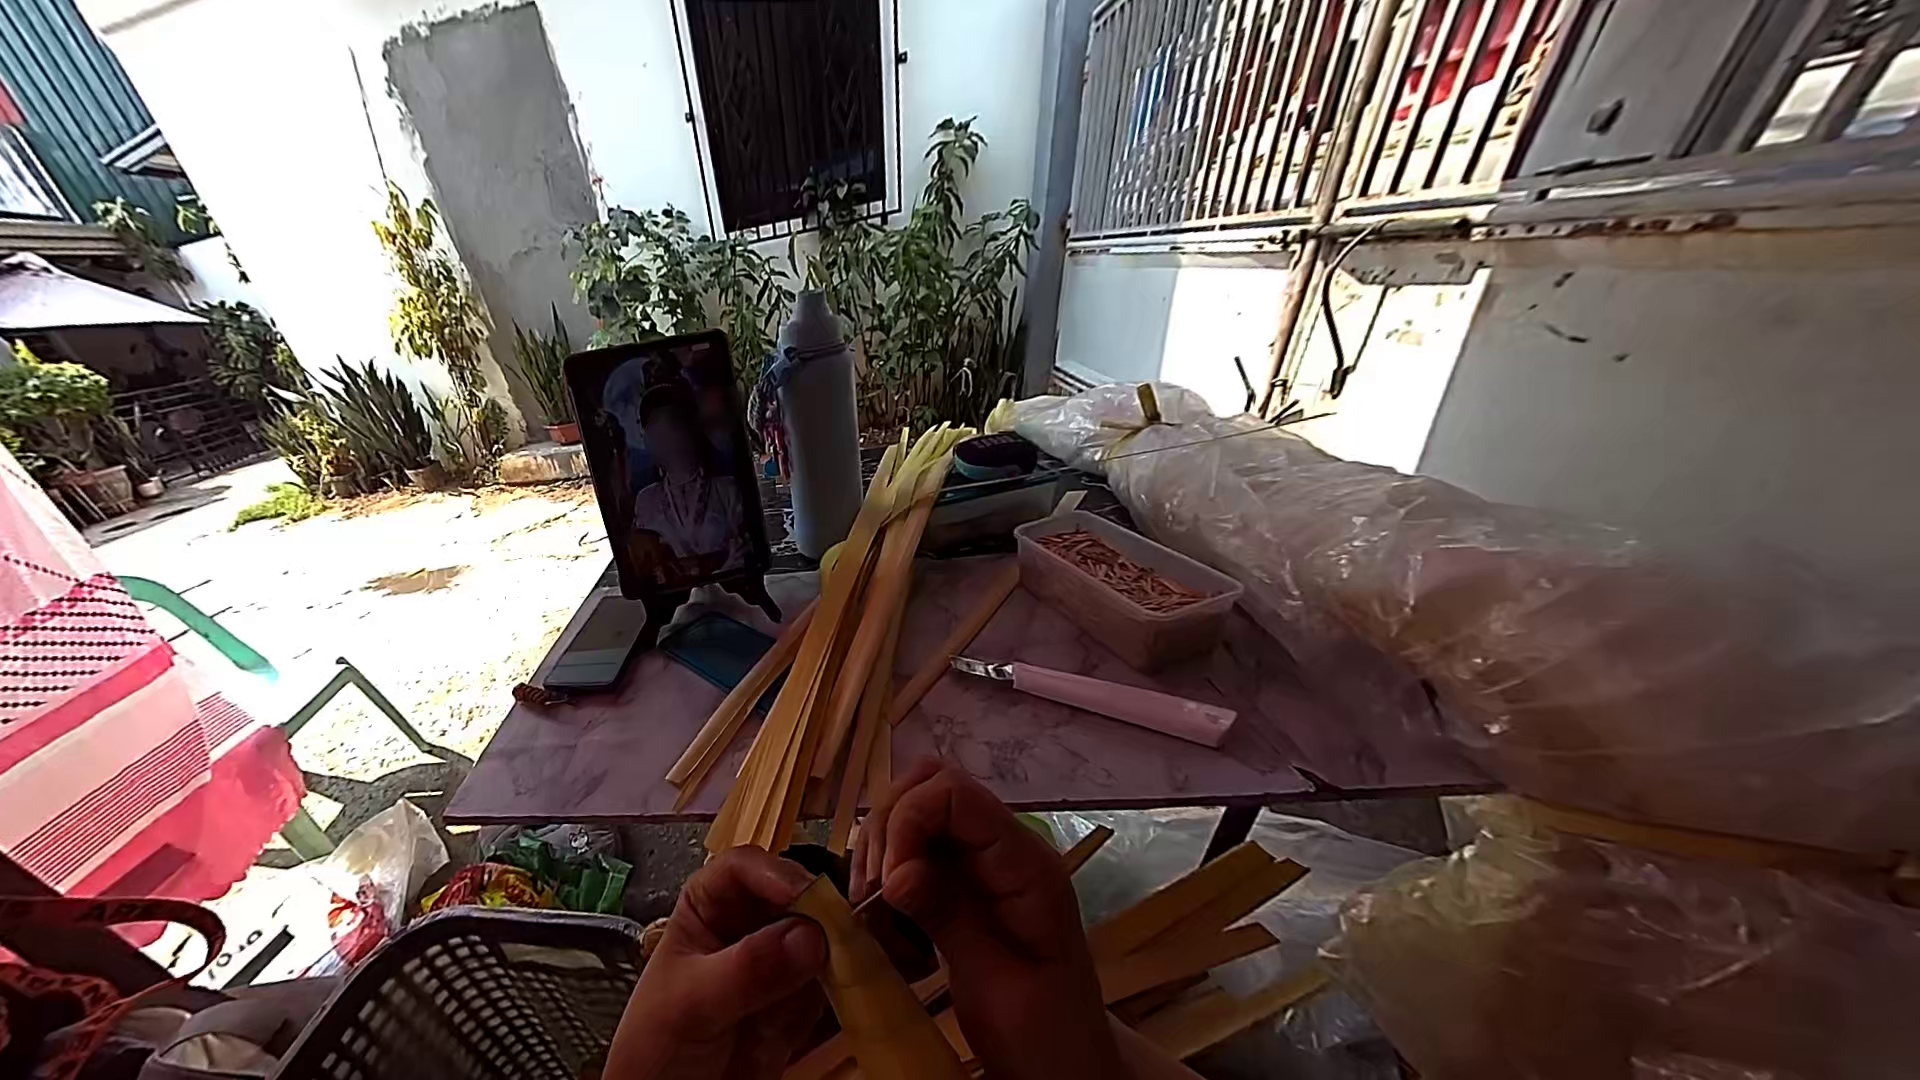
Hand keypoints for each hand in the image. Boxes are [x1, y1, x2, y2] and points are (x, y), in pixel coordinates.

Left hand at [606, 847, 826, 1079]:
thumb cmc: (657, 1050)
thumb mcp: (692, 1004)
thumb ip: (745, 969)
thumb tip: (809, 934)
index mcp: (711, 903)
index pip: (743, 867)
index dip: (774, 874)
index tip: (804, 895)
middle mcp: (751, 918)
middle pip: (794, 890)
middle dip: (817, 907)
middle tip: (839, 929)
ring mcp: (781, 953)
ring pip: (821, 927)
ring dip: (838, 941)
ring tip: (849, 958)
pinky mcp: (803, 989)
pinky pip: (834, 969)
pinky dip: (845, 975)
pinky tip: (848, 985)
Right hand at [853, 759, 1122, 1079]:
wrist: (1071, 1062)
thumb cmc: (1044, 1035)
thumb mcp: (995, 990)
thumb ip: (949, 920)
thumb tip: (894, 873)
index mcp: (1026, 864)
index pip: (959, 795)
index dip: (909, 820)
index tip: (885, 884)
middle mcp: (1006, 843)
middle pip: (936, 784)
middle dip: (891, 823)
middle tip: (868, 888)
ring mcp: (985, 855)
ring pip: (921, 804)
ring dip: (883, 840)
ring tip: (866, 898)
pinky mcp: (966, 872)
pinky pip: (919, 841)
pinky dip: (889, 860)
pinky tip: (877, 903)